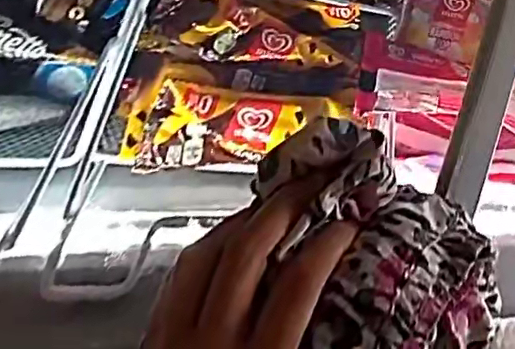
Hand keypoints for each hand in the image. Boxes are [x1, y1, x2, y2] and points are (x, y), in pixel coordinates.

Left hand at [144, 174, 359, 348]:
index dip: (329, 241)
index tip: (352, 219)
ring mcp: (174, 340)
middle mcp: (212, 344)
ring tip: (273, 201)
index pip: (299, 282)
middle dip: (287, 205)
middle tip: (315, 181)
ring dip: (245, 218)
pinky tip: (226, 241)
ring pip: (207, 252)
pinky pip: (179, 276)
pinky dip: (208, 247)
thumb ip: (317, 345)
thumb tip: (364, 322)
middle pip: (249, 249)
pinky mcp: (150, 344)